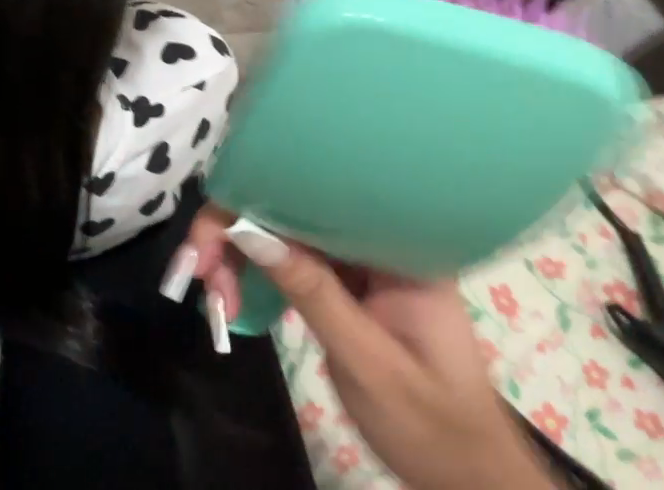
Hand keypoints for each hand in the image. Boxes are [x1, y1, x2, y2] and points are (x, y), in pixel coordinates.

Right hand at [237, 233, 556, 489]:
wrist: (466, 475)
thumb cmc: (431, 422)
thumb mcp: (367, 361)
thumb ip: (310, 292)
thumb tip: (245, 230)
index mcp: (399, 248)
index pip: (312, 202)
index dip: (249, 207)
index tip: (206, 242)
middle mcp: (376, 243)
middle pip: (287, 213)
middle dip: (231, 237)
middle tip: (196, 277)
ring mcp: (358, 265)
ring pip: (279, 237)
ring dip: (236, 260)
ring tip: (212, 298)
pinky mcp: (342, 286)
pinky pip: (286, 264)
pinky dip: (252, 278)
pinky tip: (230, 299)